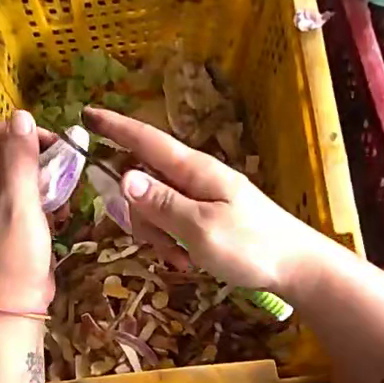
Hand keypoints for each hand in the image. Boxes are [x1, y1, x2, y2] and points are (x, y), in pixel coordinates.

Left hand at [0, 110, 53, 311]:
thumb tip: (22, 116)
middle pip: (2, 150)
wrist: (16, 308)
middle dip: (34, 157)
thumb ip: (20, 159)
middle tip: (63, 169)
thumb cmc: (13, 258)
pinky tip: (59, 211)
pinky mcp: (8, 218)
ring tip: (62, 195)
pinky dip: (44, 196)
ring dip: (44, 177)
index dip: (16, 133)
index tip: (49, 145)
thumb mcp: (19, 205)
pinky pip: (25, 192)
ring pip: (18, 171)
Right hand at [82, 107, 336, 296]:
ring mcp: (199, 197)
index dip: (114, 128)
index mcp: (193, 170)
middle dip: (139, 215)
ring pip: (153, 208)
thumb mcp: (200, 228)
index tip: (86, 114)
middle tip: (161, 243)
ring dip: (157, 235)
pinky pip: (170, 223)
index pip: (145, 141)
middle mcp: (193, 178)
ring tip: (182, 257)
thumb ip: (161, 204)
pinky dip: (171, 243)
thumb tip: (124, 177)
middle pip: (142, 183)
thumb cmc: (252, 246)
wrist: (297, 268)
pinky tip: (189, 260)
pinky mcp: (204, 216)